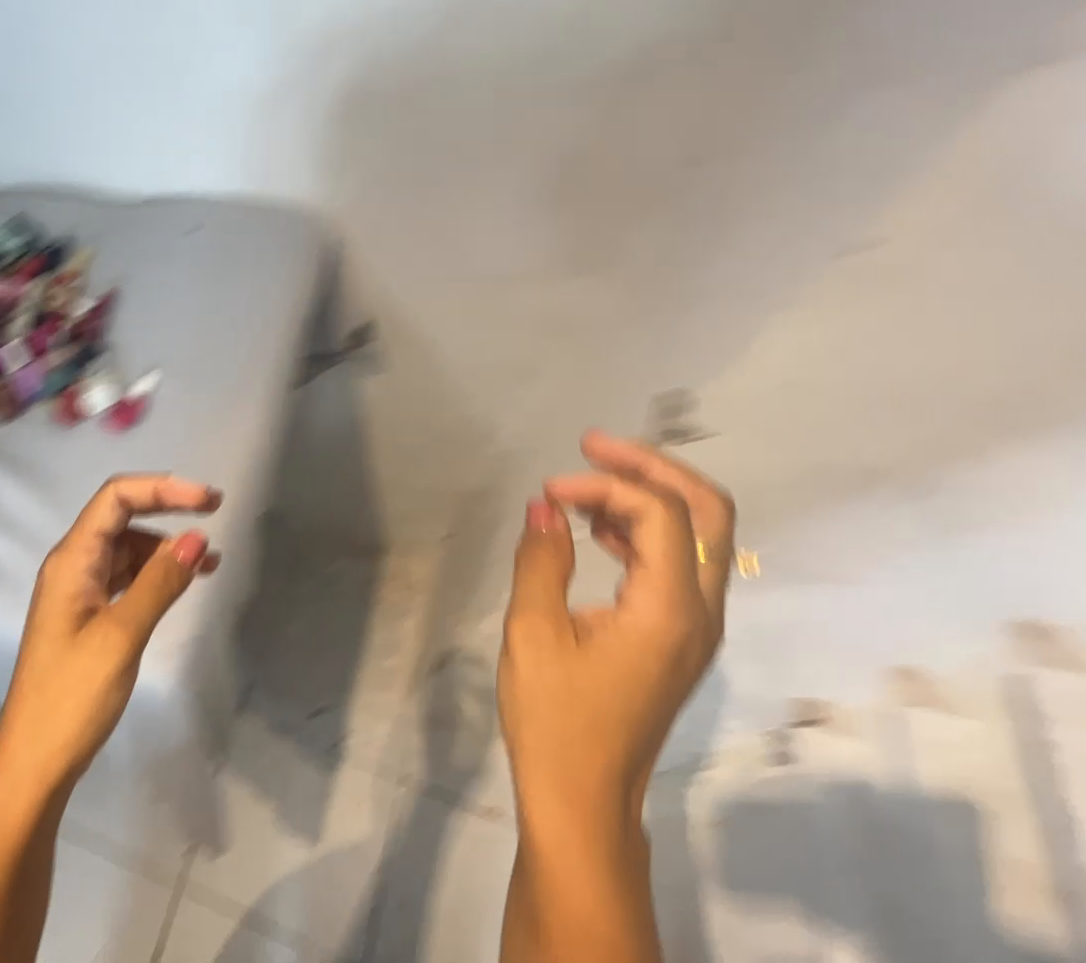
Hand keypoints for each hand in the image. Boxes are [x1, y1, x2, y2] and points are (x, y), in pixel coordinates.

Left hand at [0, 474, 221, 791]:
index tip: (208, 501)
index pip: (115, 498)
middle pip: (121, 519)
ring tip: (211, 563)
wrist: (35, 758)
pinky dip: (155, 577)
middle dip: (167, 511)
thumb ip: (160, 583)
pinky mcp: (87, 618)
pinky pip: (125, 581)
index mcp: (71, 560)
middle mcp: (72, 567)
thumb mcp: (122, 635)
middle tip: (215, 514)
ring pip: (126, 551)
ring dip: (166, 549)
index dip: (162, 488)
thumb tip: (197, 538)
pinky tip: (183, 585)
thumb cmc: (72, 695)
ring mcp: (78, 593)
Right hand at [499, 431, 734, 830]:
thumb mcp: (532, 633)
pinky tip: (598, 532)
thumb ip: (540, 562)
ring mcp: (698, 626)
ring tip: (589, 481)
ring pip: (700, 535)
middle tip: (592, 445)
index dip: (603, 487)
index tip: (546, 492)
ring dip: (651, 496)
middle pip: (707, 512)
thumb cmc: (554, 717)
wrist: (584, 794)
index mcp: (670, 609)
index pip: (659, 515)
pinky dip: (645, 532)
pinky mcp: (680, 638)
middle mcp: (702, 610)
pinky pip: (681, 564)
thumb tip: (542, 505)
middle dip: (652, 468)